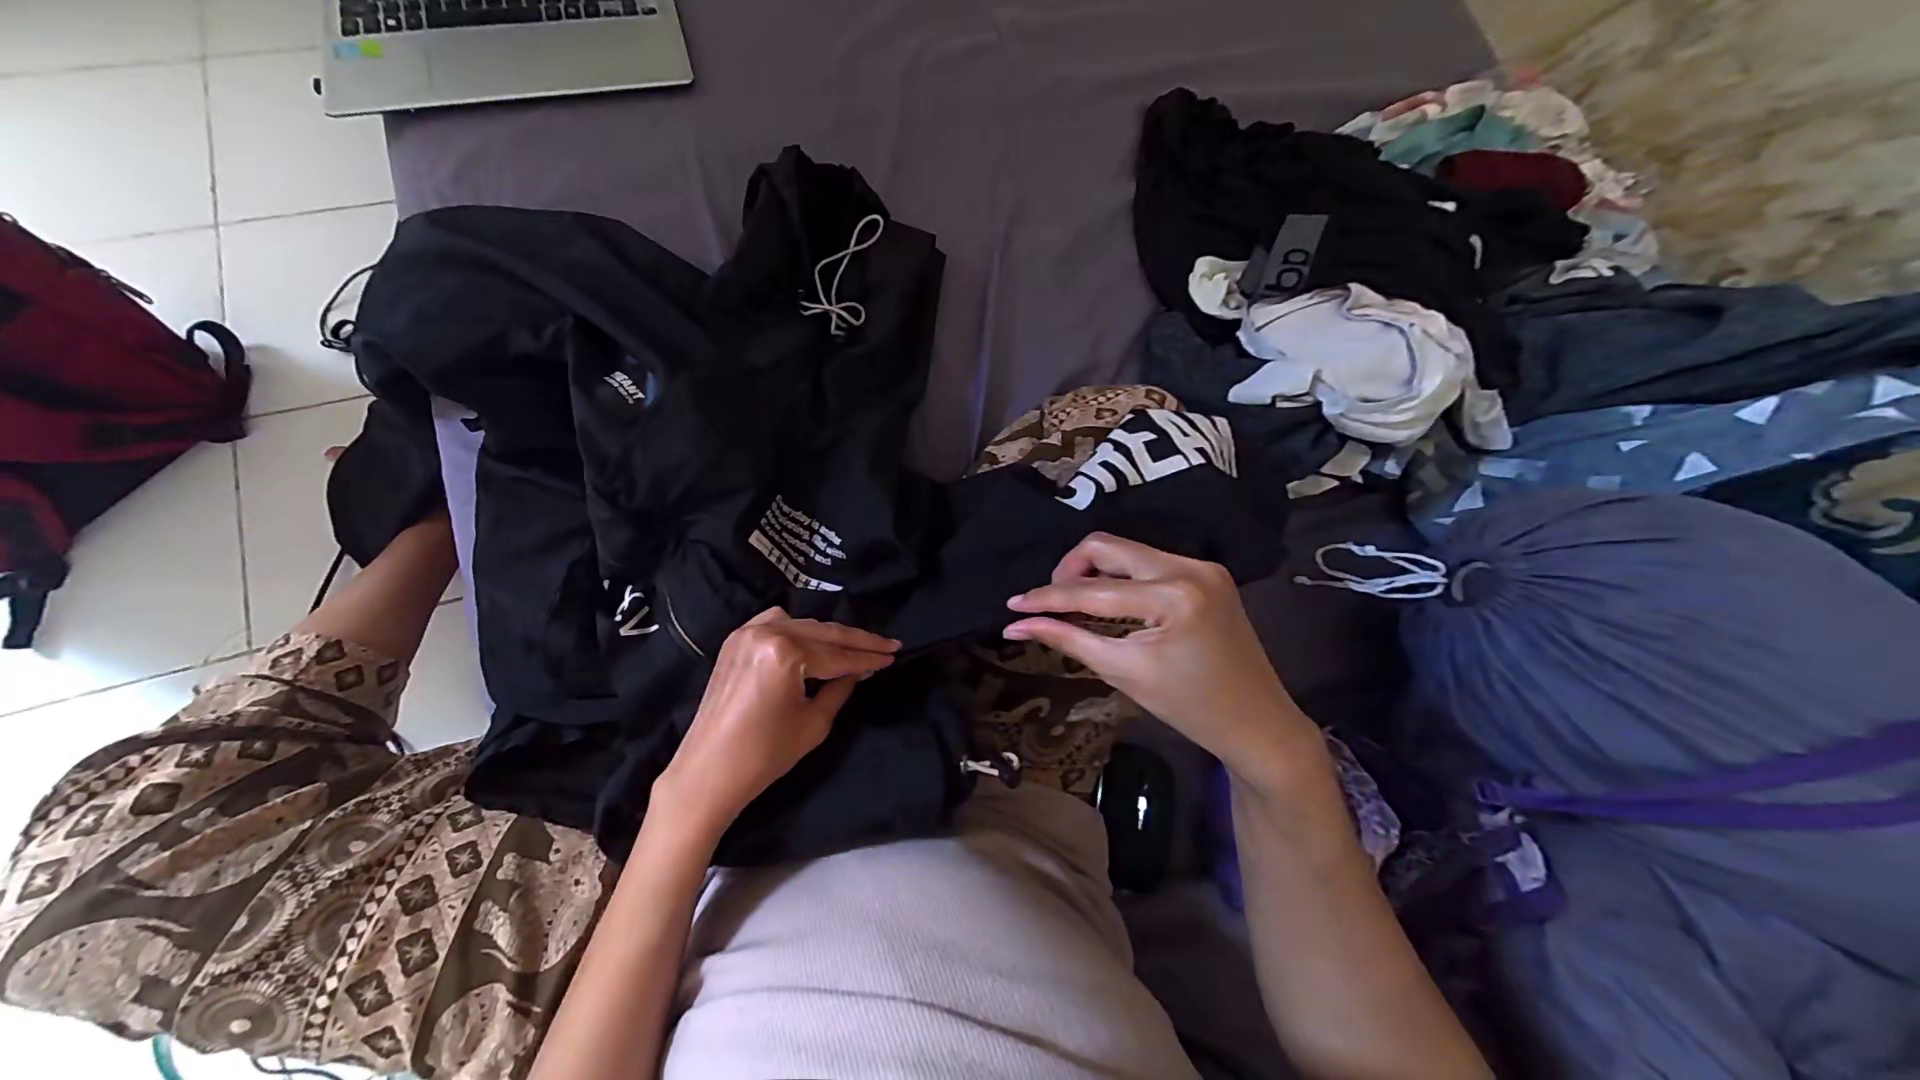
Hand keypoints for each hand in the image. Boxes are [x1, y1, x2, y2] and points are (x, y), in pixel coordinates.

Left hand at [655, 608, 898, 835]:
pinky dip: (799, 629)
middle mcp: (766, 632)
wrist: (708, 772)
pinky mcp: (735, 641)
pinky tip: (814, 638)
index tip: (894, 654)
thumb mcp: (814, 723)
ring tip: (858, 645)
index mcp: (785, 652)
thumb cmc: (764, 754)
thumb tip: (859, 670)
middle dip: (857, 641)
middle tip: (887, 644)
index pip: (838, 654)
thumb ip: (841, 688)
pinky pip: (776, 623)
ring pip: (802, 626)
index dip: (869, 657)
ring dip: (830, 636)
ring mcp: (747, 633)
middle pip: (823, 633)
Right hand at [1004, 533, 1320, 785]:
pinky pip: (1148, 562)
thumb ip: (1068, 639)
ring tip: (1073, 603)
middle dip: (1070, 570)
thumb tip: (1018, 625)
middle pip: (1108, 546)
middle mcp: (1190, 567)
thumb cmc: (1190, 707)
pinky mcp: (1206, 573)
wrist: (1258, 722)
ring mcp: (1202, 566)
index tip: (1013, 605)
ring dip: (1094, 572)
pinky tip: (1107, 600)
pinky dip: (1121, 577)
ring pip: (1127, 551)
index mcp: (1174, 595)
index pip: (1093, 590)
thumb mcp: (1124, 672)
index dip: (1047, 598)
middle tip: (1048, 601)